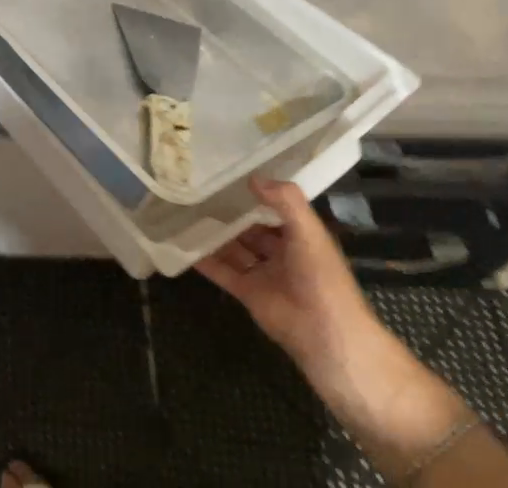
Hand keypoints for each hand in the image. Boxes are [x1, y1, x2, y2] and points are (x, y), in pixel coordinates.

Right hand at [194, 177, 378, 382]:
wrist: (324, 333)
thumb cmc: (321, 277)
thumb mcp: (309, 232)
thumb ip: (285, 201)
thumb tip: (252, 178)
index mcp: (301, 236)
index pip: (275, 209)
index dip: (255, 193)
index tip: (228, 174)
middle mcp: (282, 252)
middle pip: (251, 229)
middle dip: (229, 214)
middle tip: (198, 192)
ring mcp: (263, 273)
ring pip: (234, 249)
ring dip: (214, 235)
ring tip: (185, 213)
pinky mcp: (247, 292)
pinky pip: (223, 272)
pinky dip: (205, 261)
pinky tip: (183, 245)